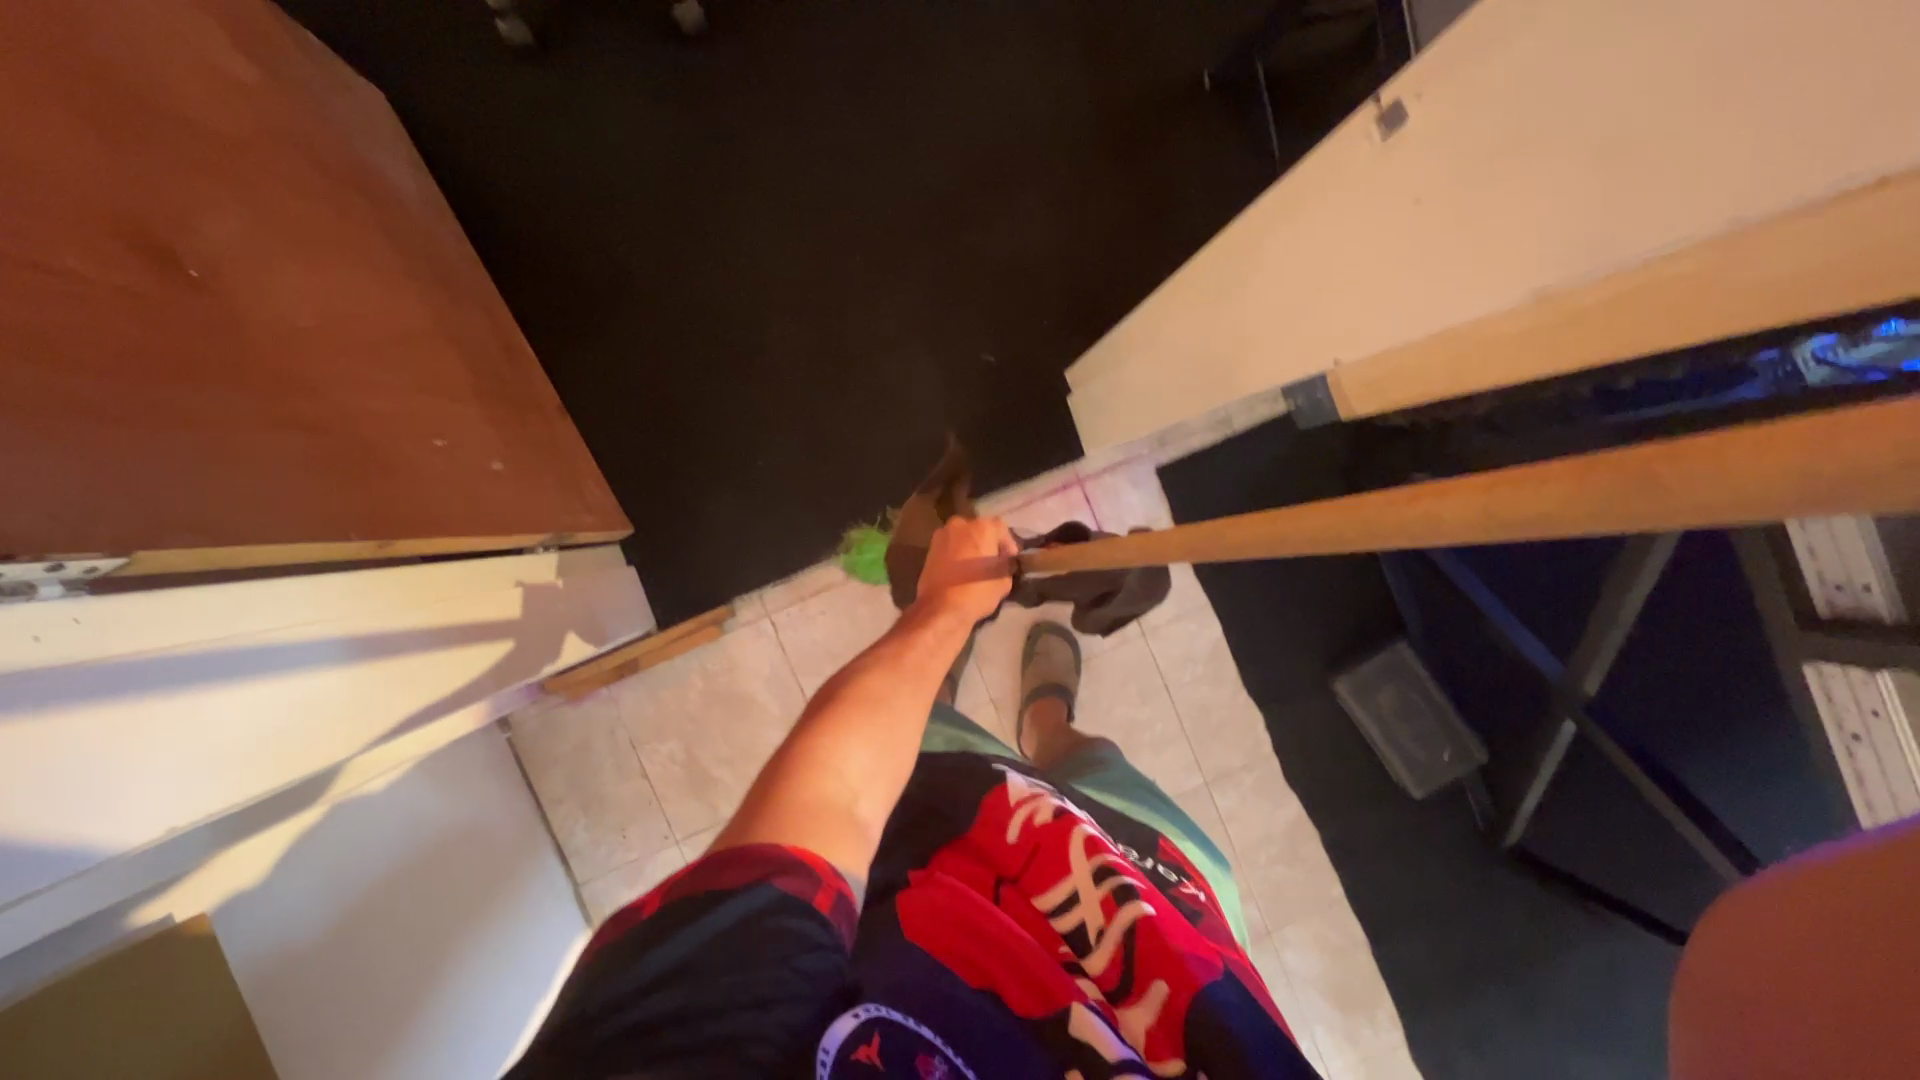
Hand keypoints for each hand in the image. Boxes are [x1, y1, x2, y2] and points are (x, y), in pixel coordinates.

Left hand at [915, 516, 1015, 621]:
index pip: (1002, 529)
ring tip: (976, 567)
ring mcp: (942, 535)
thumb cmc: (977, 592)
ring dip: (970, 547)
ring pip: (963, 537)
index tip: (1009, 560)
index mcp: (983, 527)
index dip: (1008, 544)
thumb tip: (1002, 562)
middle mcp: (961, 524)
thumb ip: (1006, 565)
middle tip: (993, 561)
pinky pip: (950, 547)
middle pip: (980, 529)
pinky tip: (961, 570)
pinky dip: (957, 554)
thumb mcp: (1004, 581)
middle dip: (987, 543)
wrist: (941, 608)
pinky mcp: (930, 548)